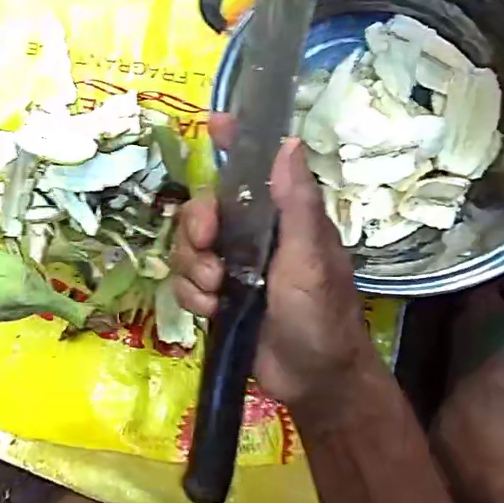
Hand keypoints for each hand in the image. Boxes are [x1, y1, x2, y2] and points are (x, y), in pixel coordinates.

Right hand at [171, 136, 378, 426]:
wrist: (312, 380)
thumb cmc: (321, 314)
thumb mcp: (310, 257)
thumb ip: (295, 203)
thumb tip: (287, 142)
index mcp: (278, 218)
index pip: (252, 170)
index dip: (233, 143)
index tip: (214, 122)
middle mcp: (250, 236)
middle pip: (201, 210)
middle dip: (196, 228)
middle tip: (208, 251)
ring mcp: (230, 266)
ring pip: (185, 247)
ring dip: (193, 270)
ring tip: (218, 293)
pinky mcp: (215, 295)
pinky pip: (182, 281)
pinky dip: (192, 296)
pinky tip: (213, 312)